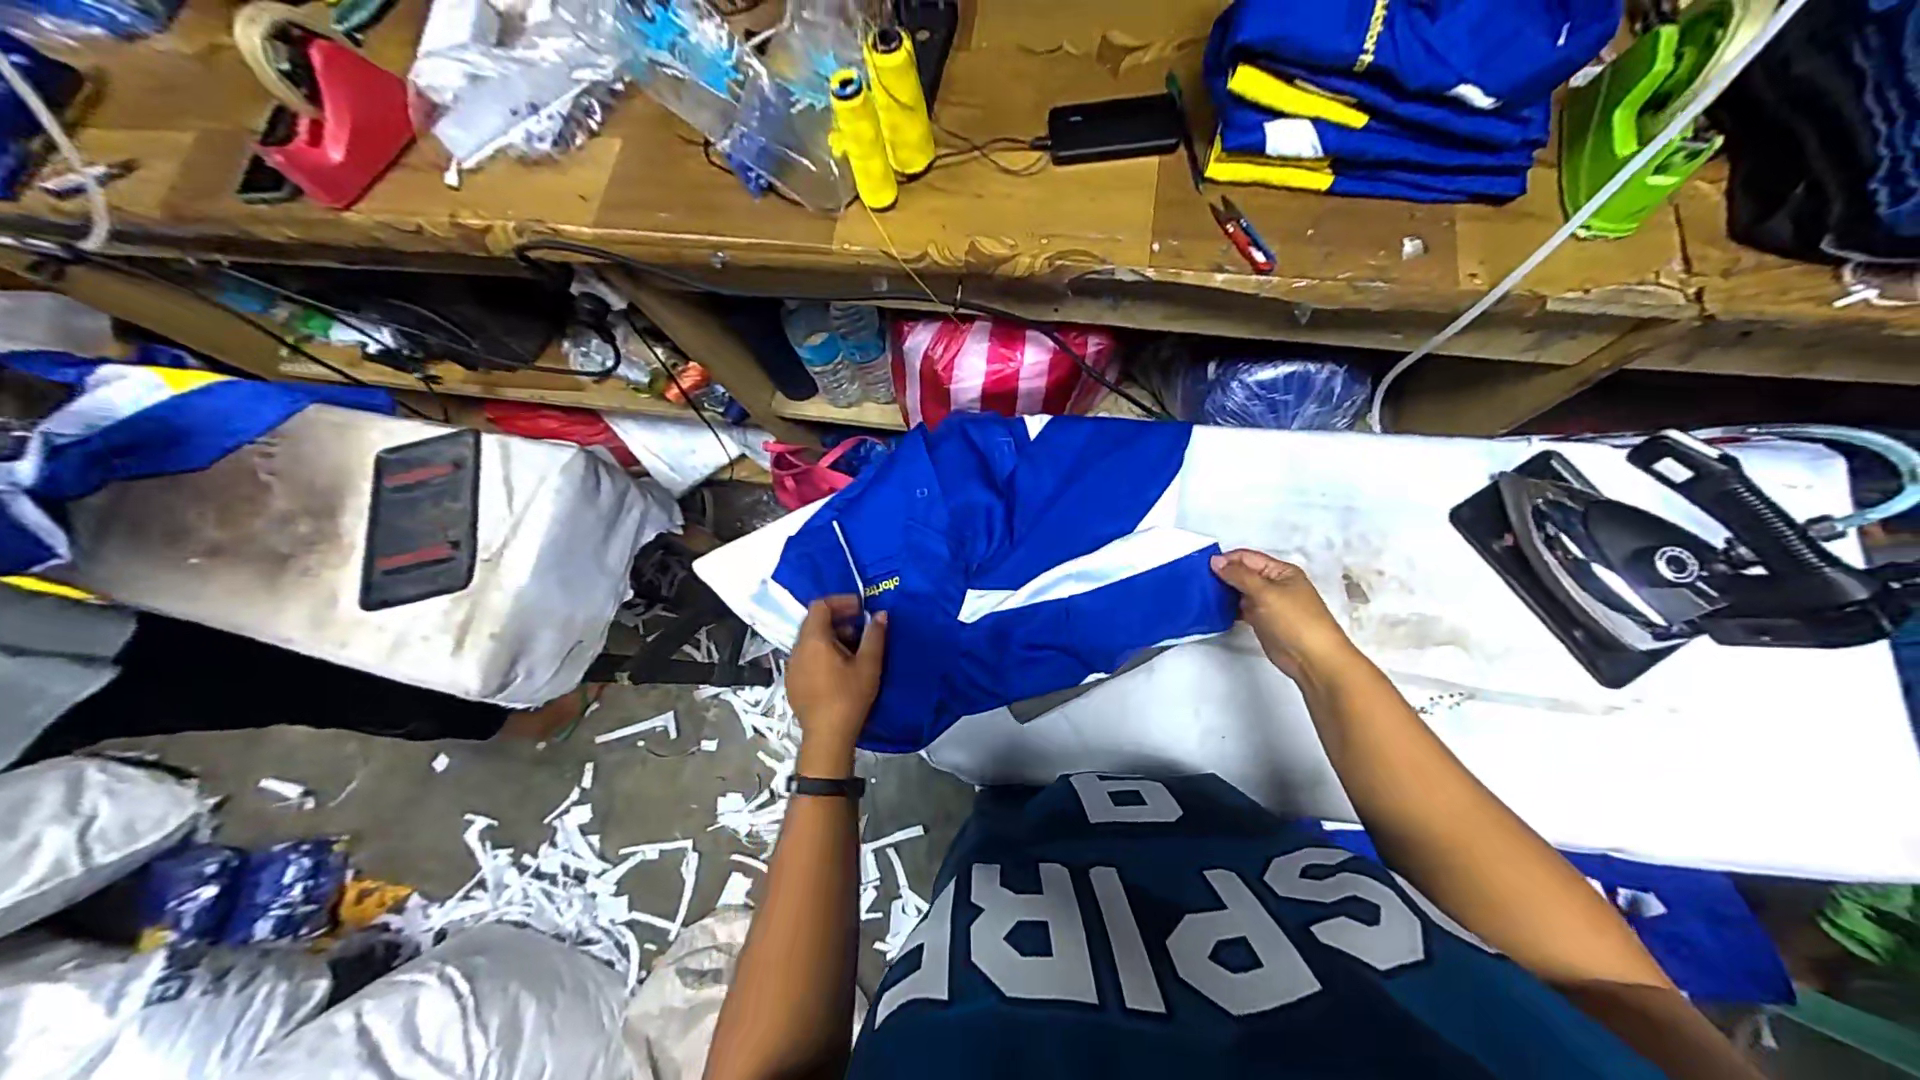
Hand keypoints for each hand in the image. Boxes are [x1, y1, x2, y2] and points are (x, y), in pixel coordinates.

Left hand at [786, 596, 887, 769]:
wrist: (827, 736)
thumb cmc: (849, 698)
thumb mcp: (869, 665)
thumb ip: (875, 636)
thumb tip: (880, 614)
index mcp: (813, 640)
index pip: (820, 606)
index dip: (841, 602)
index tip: (860, 609)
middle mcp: (797, 649)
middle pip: (813, 622)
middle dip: (838, 619)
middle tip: (860, 628)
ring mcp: (792, 666)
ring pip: (810, 640)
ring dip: (830, 637)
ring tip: (853, 649)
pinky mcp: (792, 682)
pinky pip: (806, 657)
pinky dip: (821, 652)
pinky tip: (838, 668)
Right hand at [1210, 549, 1354, 680]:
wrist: (1312, 658)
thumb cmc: (1296, 621)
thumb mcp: (1266, 593)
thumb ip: (1239, 575)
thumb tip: (1216, 561)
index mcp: (1281, 571)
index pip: (1248, 557)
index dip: (1227, 560)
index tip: (1203, 567)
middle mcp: (1274, 584)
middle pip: (1243, 573)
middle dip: (1222, 575)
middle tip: (1199, 581)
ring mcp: (1268, 603)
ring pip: (1240, 591)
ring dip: (1223, 592)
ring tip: (1202, 595)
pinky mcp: (1261, 620)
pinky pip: (1240, 608)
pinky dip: (1227, 608)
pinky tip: (1214, 610)